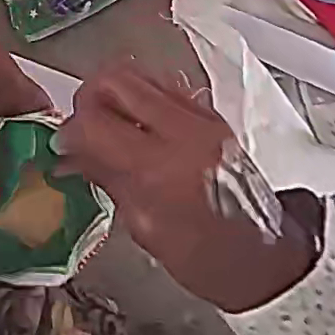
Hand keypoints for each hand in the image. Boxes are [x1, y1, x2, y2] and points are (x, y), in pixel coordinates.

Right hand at [54, 66, 317, 311]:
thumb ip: (107, 180)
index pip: (96, 121)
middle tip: (83, 124)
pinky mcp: (213, 113)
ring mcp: (202, 116)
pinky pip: (165, 87)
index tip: (63, 144)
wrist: (272, 257)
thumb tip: (70, 153)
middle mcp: (183, 129)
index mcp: (161, 168)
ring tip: (109, 123)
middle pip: (116, 79)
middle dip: (88, 96)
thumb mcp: (146, 230)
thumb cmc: (207, 260)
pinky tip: (139, 126)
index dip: (69, 128)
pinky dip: (142, 98)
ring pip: (141, 74)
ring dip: (115, 93)